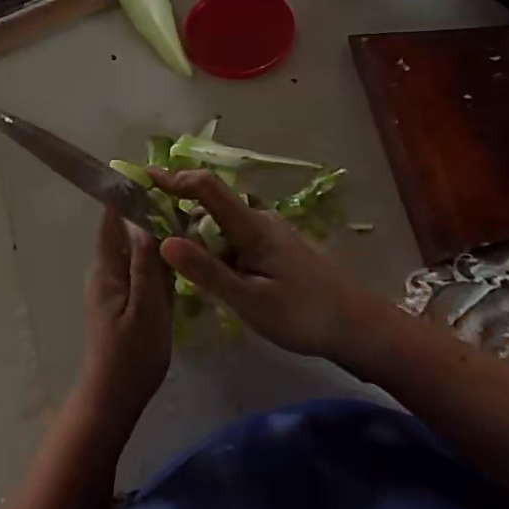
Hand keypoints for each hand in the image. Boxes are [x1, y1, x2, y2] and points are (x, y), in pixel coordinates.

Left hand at [78, 207, 172, 422]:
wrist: (113, 395)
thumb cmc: (131, 355)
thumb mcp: (146, 310)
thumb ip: (146, 268)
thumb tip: (144, 223)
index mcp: (106, 270)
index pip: (111, 222)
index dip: (123, 197)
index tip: (146, 176)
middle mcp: (105, 273)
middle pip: (122, 233)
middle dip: (142, 213)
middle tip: (177, 196)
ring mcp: (112, 288)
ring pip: (132, 252)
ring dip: (150, 235)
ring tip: (182, 219)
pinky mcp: (123, 302)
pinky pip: (138, 270)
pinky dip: (153, 259)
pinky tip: (176, 259)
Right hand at [148, 168, 391, 359]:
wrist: (364, 331)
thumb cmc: (306, 315)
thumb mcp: (249, 300)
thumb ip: (205, 271)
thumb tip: (162, 241)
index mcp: (251, 227)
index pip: (206, 187)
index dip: (174, 179)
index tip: (144, 178)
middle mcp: (259, 222)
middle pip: (209, 203)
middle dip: (177, 207)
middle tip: (149, 228)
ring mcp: (269, 235)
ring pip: (220, 223)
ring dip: (195, 232)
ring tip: (176, 260)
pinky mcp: (275, 250)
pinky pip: (233, 238)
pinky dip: (213, 246)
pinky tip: (209, 272)